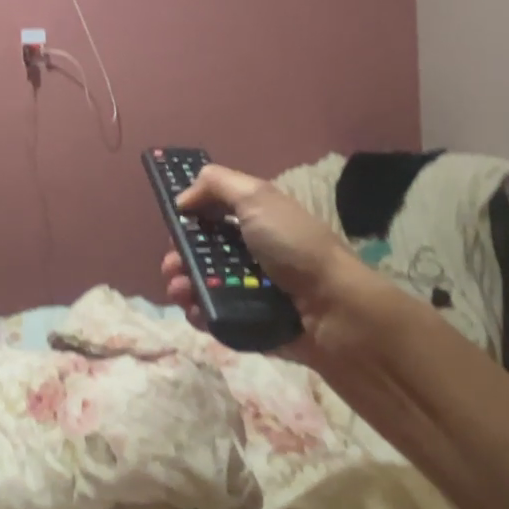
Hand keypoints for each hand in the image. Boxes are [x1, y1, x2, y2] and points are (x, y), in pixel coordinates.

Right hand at [160, 164, 393, 364]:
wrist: (336, 311)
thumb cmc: (295, 246)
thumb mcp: (257, 198)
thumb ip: (216, 185)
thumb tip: (183, 198)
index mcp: (257, 220)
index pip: (214, 213)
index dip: (191, 216)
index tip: (174, 223)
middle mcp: (254, 252)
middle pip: (204, 252)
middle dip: (180, 255)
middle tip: (172, 265)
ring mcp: (253, 290)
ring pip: (205, 285)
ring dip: (183, 285)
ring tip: (180, 291)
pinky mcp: (252, 323)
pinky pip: (216, 317)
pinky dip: (200, 313)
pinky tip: (194, 311)